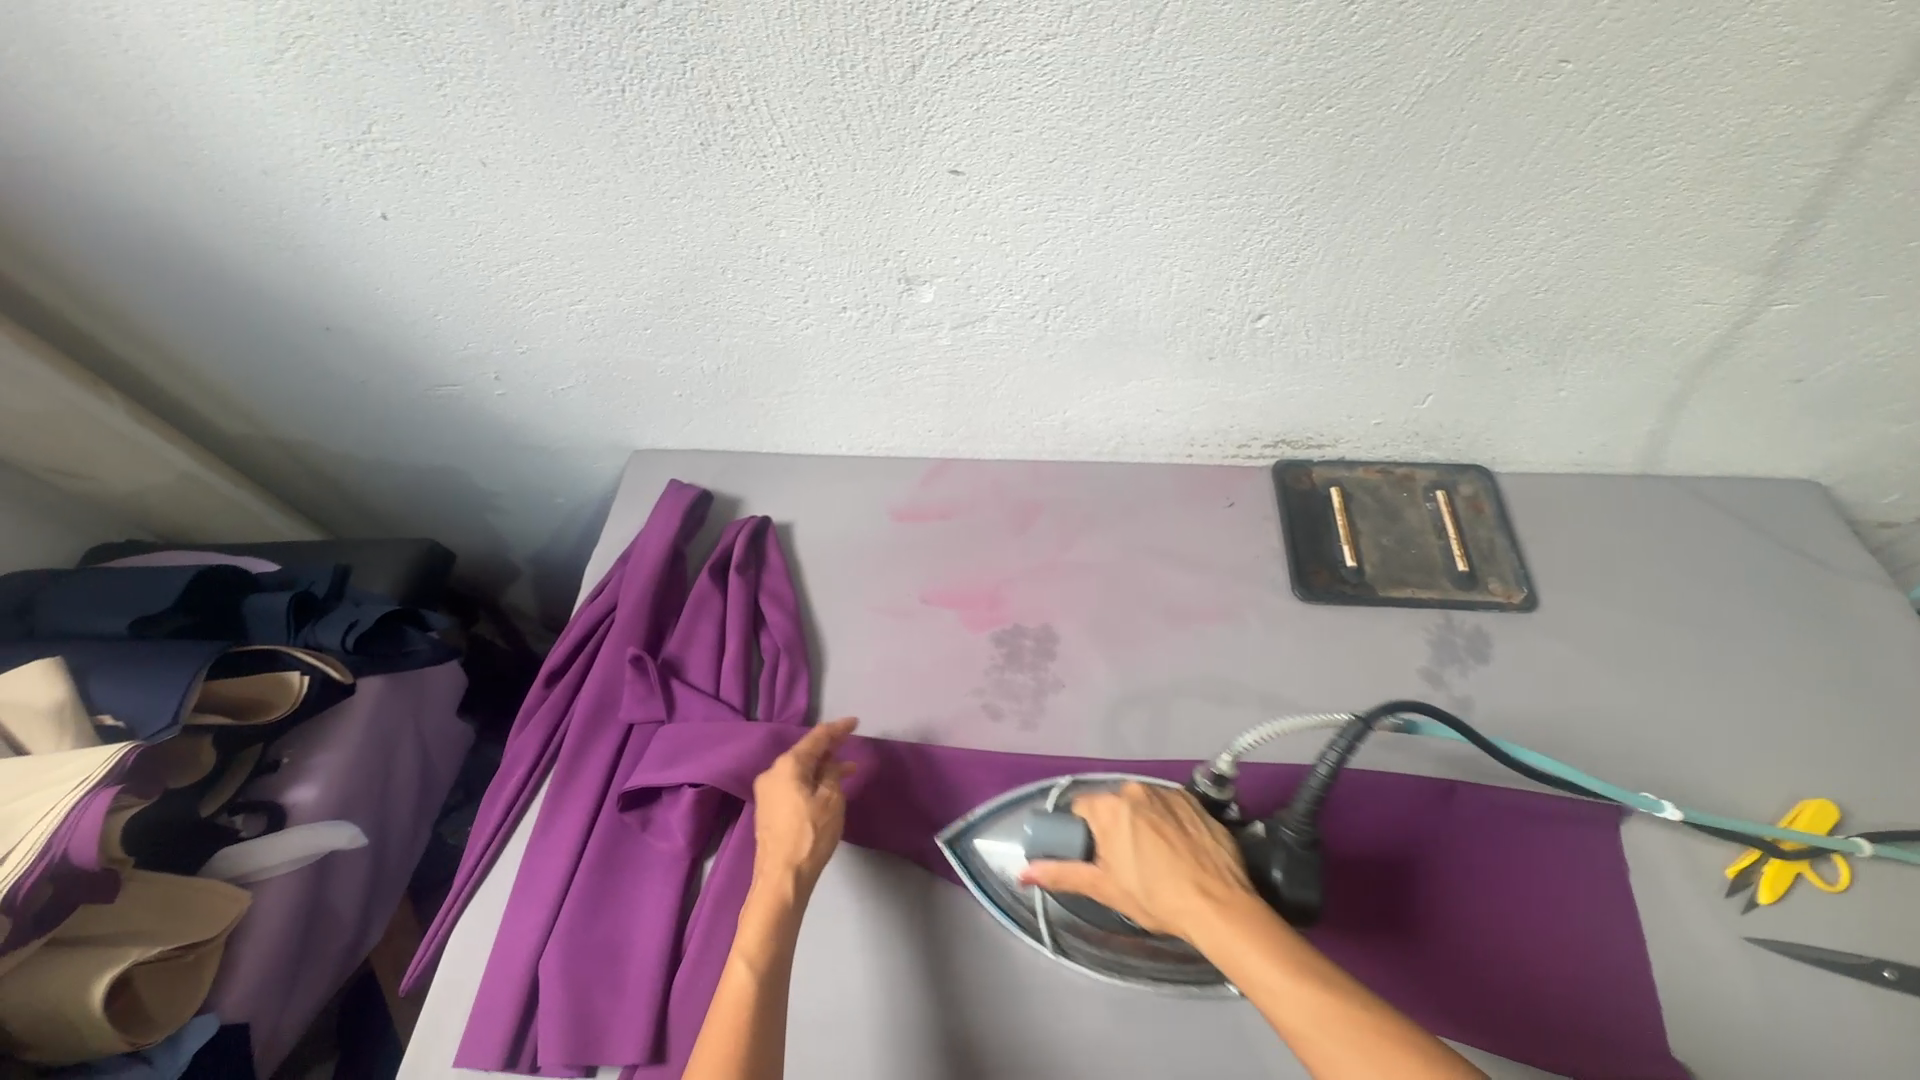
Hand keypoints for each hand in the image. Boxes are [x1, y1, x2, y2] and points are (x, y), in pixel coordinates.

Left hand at [750, 717, 857, 897]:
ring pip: (799, 770)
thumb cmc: (810, 834)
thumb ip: (833, 774)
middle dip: (829, 748)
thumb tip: (831, 765)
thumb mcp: (831, 800)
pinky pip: (793, 785)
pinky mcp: (769, 810)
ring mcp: (767, 793)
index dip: (837, 729)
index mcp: (787, 766)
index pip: (816, 738)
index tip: (854, 722)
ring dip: (822, 767)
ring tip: (847, 768)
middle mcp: (772, 773)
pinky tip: (827, 787)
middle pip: (805, 753)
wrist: (782, 877)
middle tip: (850, 741)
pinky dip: (811, 781)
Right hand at [1021, 782, 1256, 939]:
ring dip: (1142, 824)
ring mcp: (1169, 792)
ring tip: (1156, 859)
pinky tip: (1178, 850)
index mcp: (1110, 807)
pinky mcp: (1196, 801)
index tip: (1094, 857)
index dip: (1083, 834)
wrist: (1218, 905)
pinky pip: (1169, 807)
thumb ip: (1062, 874)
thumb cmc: (1155, 897)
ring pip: (1142, 805)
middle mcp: (1137, 789)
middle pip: (1112, 806)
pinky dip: (1168, 823)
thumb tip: (1022, 872)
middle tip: (1124, 863)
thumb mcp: (1104, 888)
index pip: (1081, 809)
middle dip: (1113, 829)